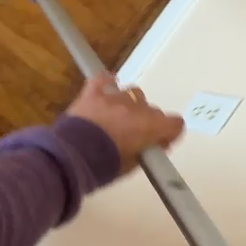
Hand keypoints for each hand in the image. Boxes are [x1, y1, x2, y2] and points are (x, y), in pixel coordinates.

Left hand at [64, 76, 184, 172]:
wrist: (70, 156)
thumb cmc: (103, 166)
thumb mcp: (132, 166)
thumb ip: (148, 151)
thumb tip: (156, 143)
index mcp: (151, 126)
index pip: (175, 123)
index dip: (168, 133)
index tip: (159, 141)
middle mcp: (137, 107)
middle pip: (151, 110)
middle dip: (144, 122)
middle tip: (130, 136)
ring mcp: (115, 96)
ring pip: (131, 93)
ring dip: (127, 105)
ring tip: (112, 119)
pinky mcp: (94, 91)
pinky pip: (104, 79)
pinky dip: (106, 84)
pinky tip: (104, 91)